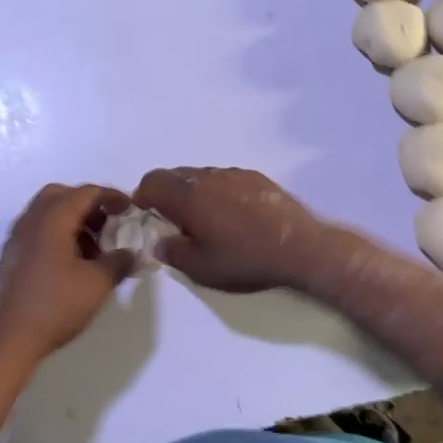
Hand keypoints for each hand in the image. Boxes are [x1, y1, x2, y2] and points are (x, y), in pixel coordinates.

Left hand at [0, 184, 134, 363]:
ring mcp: (16, 240)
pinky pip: (37, 233)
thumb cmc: (55, 306)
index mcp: (51, 220)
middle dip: (87, 204)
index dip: (111, 196)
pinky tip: (71, 266)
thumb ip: (118, 262)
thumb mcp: (97, 284)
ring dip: (72, 222)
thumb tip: (128, 253)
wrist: (8, 340)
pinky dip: (58, 236)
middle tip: (107, 224)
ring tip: (93, 251)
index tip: (130, 208)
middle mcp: (30, 222)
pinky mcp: (11, 258)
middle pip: (60, 196)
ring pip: (46, 214)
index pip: (84, 193)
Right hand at [132, 167, 327, 292]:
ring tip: (206, 220)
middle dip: (167, 195)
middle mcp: (208, 176)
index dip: (142, 196)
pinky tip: (233, 216)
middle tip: (174, 222)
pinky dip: (218, 192)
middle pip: (175, 175)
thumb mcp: (201, 269)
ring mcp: (234, 173)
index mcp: (188, 196)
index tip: (146, 215)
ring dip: (194, 192)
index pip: (152, 181)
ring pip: (201, 175)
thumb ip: (173, 253)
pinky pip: (225, 179)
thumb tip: (161, 241)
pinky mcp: (256, 178)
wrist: (300, 247)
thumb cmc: (245, 259)